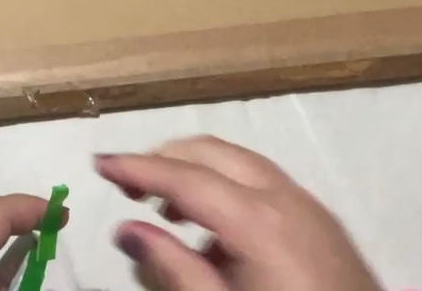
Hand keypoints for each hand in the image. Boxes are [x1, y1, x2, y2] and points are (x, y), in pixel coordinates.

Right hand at [97, 137, 381, 290]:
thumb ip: (174, 269)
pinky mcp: (323, 222)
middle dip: (163, 159)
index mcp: (257, 220)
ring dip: (194, 170)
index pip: (181, 176)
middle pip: (209, 151)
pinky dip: (226, 184)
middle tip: (127, 186)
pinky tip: (215, 229)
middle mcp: (284, 196)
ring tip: (165, 210)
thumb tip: (126, 229)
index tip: (97, 163)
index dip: (135, 167)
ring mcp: (309, 205)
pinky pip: (262, 181)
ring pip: (237, 160)